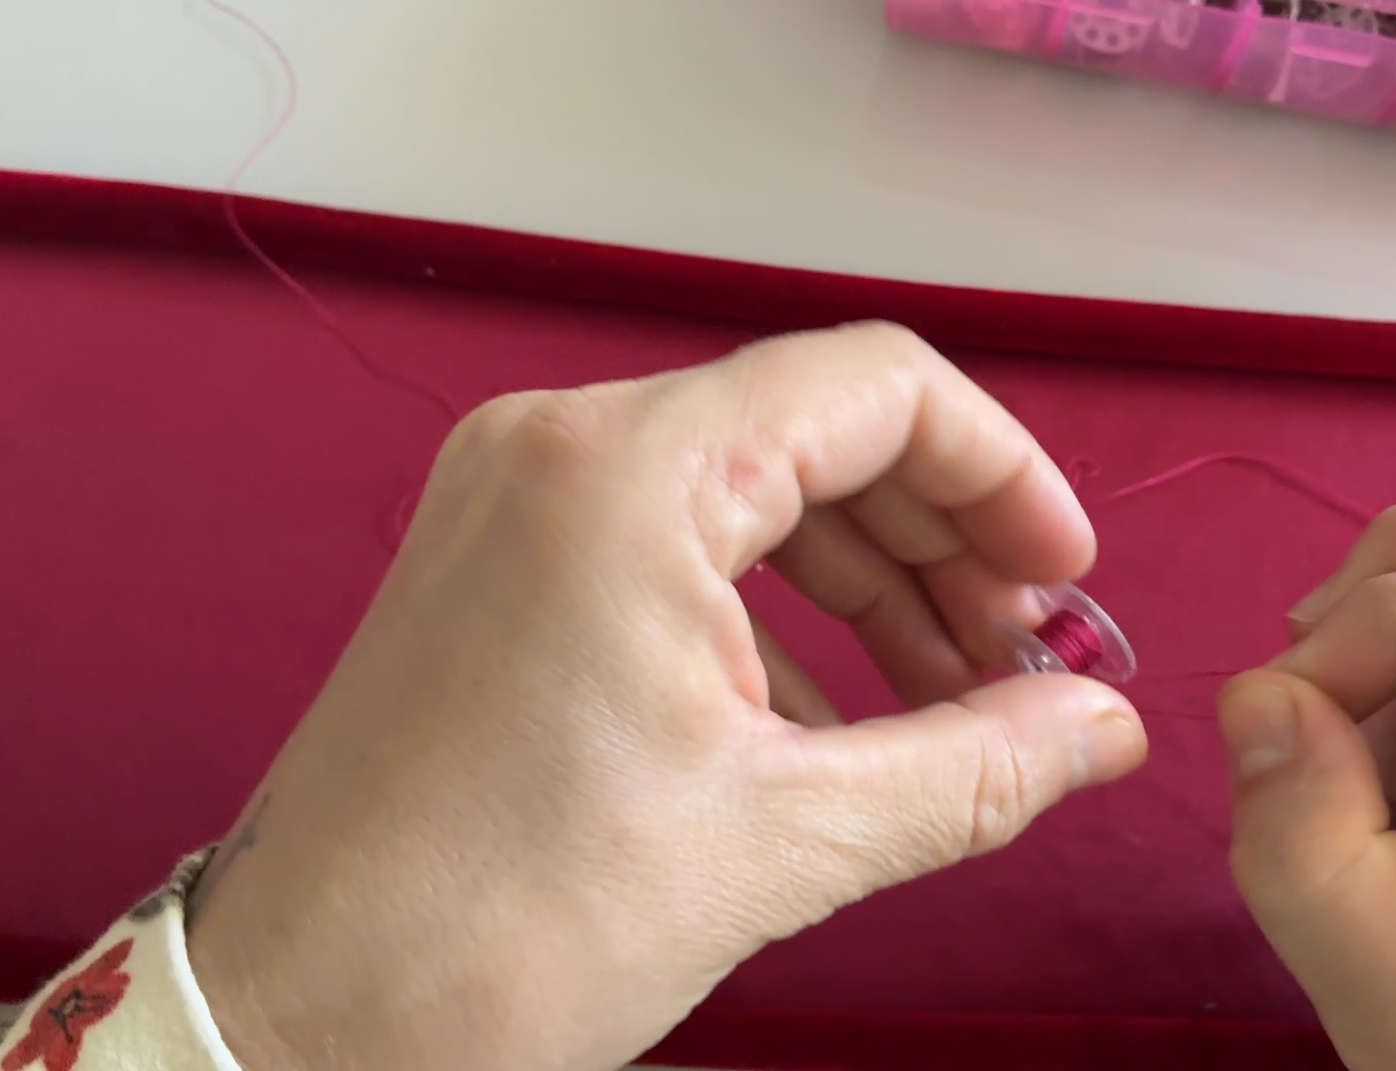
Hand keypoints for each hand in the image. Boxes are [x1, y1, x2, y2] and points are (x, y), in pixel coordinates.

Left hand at [183, 322, 1147, 1070]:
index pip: (879, 388)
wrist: (291, 1022)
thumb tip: (1104, 728)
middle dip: (948, 534)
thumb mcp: (781, 842)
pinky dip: (795, 611)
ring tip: (960, 681)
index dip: (998, 468)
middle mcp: (576, 445)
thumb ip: (975, 769)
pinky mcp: (533, 553)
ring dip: (880, 578)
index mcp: (633, 471)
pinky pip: (706, 542)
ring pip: (772, 489)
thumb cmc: (503, 933)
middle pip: (831, 432)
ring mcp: (542, 492)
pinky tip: (847, 708)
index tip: (1060, 566)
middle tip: (1022, 643)